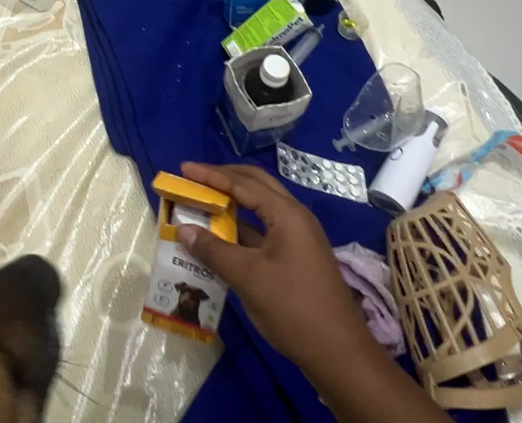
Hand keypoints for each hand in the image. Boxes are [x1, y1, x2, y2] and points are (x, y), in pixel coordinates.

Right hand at [175, 162, 367, 369]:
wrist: (338, 353)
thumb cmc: (293, 307)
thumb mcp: (248, 278)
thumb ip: (214, 251)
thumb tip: (183, 230)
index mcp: (287, 214)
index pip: (243, 183)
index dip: (211, 175)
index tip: (184, 168)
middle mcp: (294, 218)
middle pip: (256, 186)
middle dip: (224, 179)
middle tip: (194, 179)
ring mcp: (297, 238)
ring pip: (260, 209)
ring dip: (232, 204)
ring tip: (203, 203)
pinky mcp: (295, 258)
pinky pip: (264, 231)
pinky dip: (241, 228)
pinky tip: (220, 237)